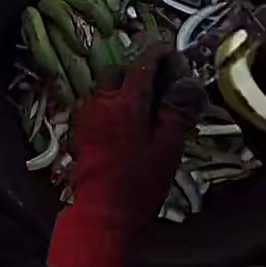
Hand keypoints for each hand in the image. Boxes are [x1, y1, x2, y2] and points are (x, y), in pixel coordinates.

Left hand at [45, 44, 205, 266]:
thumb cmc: (140, 183)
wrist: (102, 215)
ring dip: (119, 87)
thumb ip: (176, 111)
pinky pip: (92, 106)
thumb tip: (187, 82)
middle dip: (134, 69)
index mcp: (127, 102)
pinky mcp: (78, 132)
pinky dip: (107, 104)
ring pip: (101, 88)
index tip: (170, 50)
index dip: (157, 53)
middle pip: (116, 70)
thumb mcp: (168, 147)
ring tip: (138, 102)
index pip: (142, 63)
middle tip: (153, 81)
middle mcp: (102, 102)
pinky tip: (119, 122)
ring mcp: (86, 117)